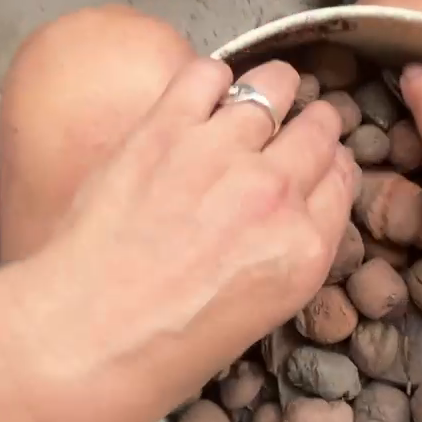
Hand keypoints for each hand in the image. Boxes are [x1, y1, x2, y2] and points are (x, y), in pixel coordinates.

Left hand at [0, 57, 357, 421]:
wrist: (79, 341)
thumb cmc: (162, 348)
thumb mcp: (258, 312)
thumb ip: (286, 249)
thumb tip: (288, 202)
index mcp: (305, 248)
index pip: (342, 176)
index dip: (330, 162)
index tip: (317, 159)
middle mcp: (275, 193)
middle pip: (320, 128)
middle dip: (314, 122)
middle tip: (295, 124)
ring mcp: (220, 152)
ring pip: (275, 86)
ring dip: (274, 89)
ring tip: (259, 97)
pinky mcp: (166, 128)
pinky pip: (208, 72)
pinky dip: (213, 78)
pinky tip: (205, 95)